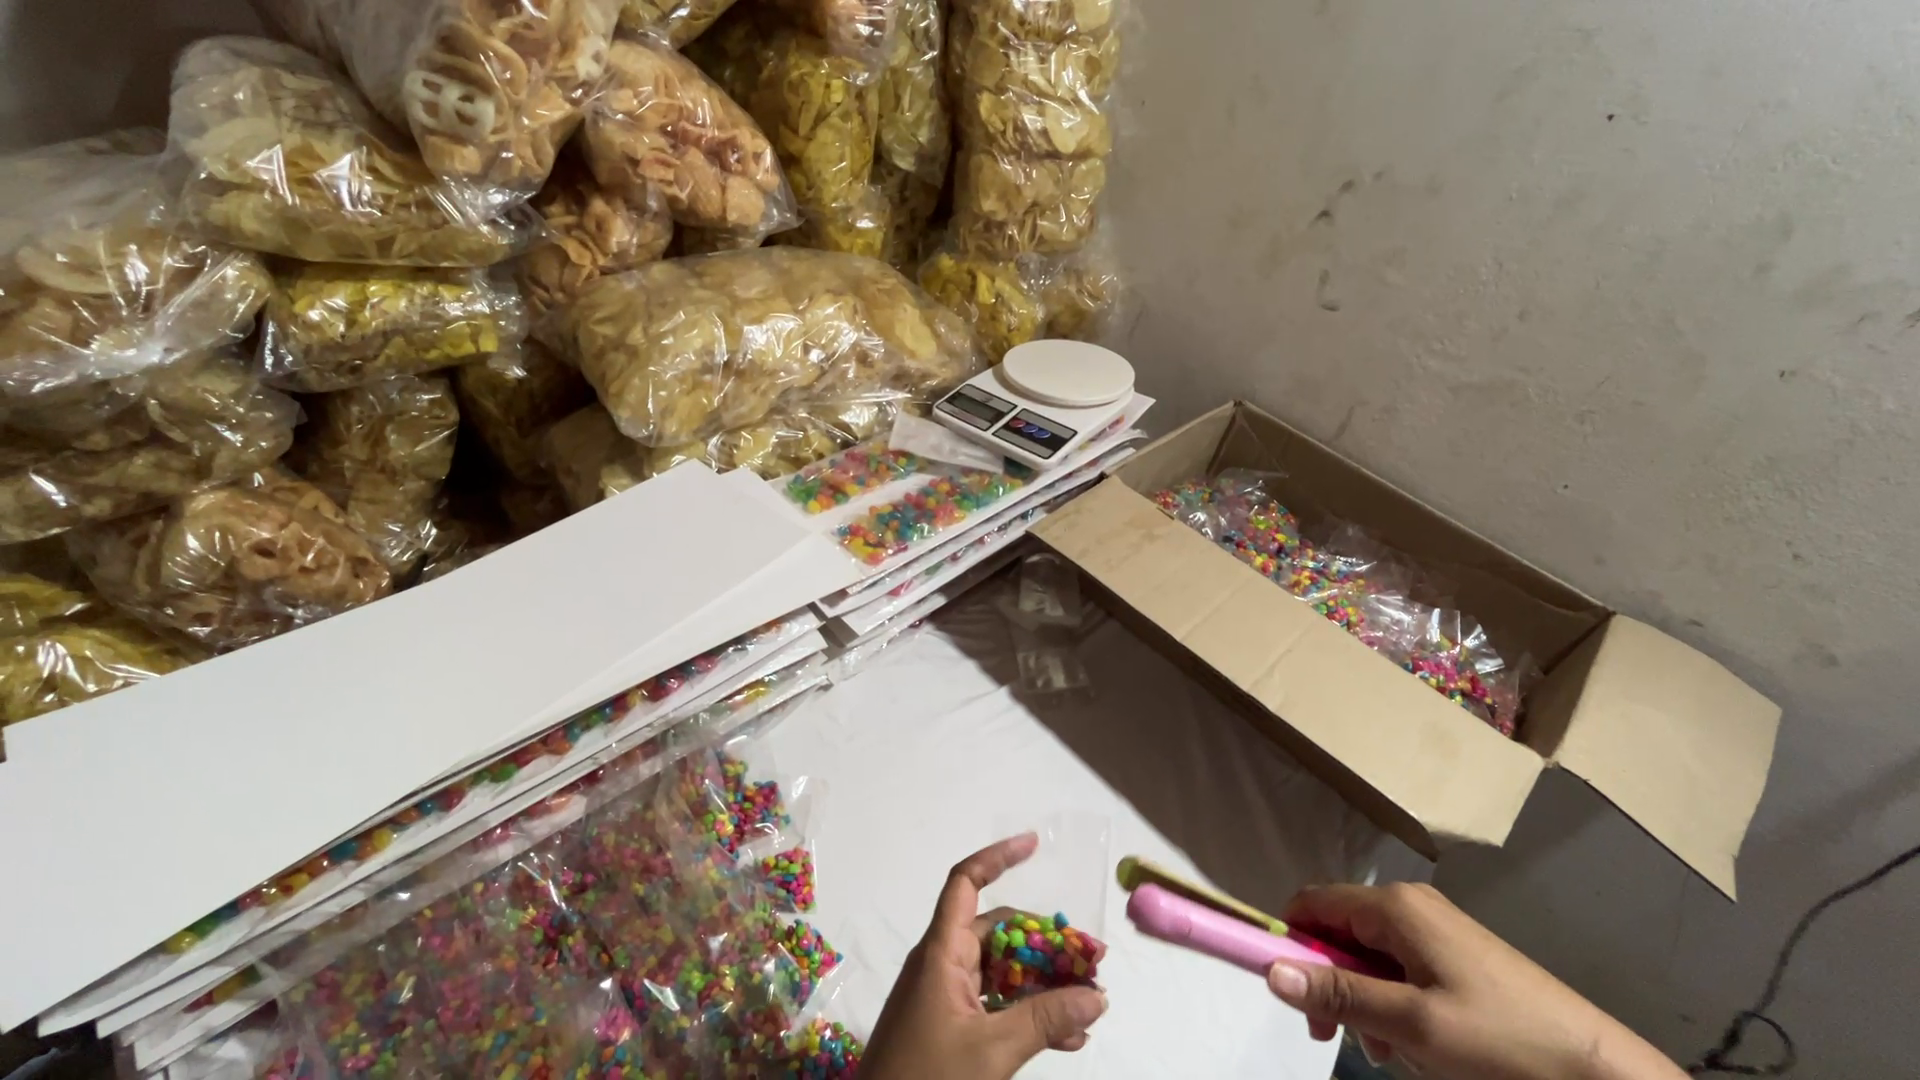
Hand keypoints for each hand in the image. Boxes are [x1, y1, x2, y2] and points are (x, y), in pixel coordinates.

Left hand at [862, 834, 1108, 1079]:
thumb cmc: (927, 1077)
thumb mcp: (992, 1050)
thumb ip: (1045, 1020)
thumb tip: (1098, 996)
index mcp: (941, 952)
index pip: (965, 883)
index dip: (997, 857)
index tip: (1034, 844)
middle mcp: (942, 963)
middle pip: (997, 931)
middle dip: (1045, 941)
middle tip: (1091, 958)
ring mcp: (946, 997)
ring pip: (1003, 972)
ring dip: (1043, 984)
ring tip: (1089, 1001)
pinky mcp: (950, 1027)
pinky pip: (997, 1005)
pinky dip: (1028, 1014)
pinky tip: (1068, 1038)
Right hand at [1266, 883, 1687, 1079]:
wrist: (1606, 1074)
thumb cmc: (1503, 1043)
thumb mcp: (1412, 1025)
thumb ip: (1339, 994)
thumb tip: (1270, 970)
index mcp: (1394, 908)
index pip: (1310, 904)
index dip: (1291, 943)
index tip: (1295, 998)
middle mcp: (1410, 906)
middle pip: (1337, 931)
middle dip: (1330, 983)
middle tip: (1337, 1037)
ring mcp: (1436, 930)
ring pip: (1367, 956)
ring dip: (1362, 1002)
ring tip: (1390, 1052)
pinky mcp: (1457, 956)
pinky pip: (1400, 970)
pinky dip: (1393, 1004)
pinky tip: (1416, 1045)